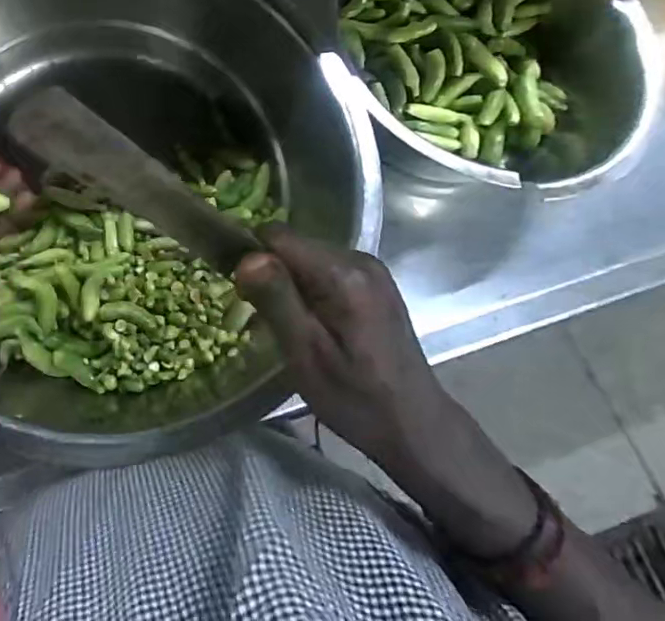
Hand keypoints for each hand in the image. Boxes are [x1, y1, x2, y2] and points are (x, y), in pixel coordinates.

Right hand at [232, 224, 442, 456]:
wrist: (417, 428)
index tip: (247, 297)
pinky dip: (310, 288)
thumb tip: (247, 257)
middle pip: (293, 244)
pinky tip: (316, 323)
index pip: (276, 236)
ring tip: (293, 325)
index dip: (253, 259)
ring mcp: (371, 268)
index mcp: (343, 273)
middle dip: (272, 273)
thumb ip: (276, 299)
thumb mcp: (306, 354)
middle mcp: (359, 258)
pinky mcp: (374, 281)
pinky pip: (325, 268)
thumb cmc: (356, 399)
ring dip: (290, 283)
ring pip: (306, 255)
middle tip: (270, 320)